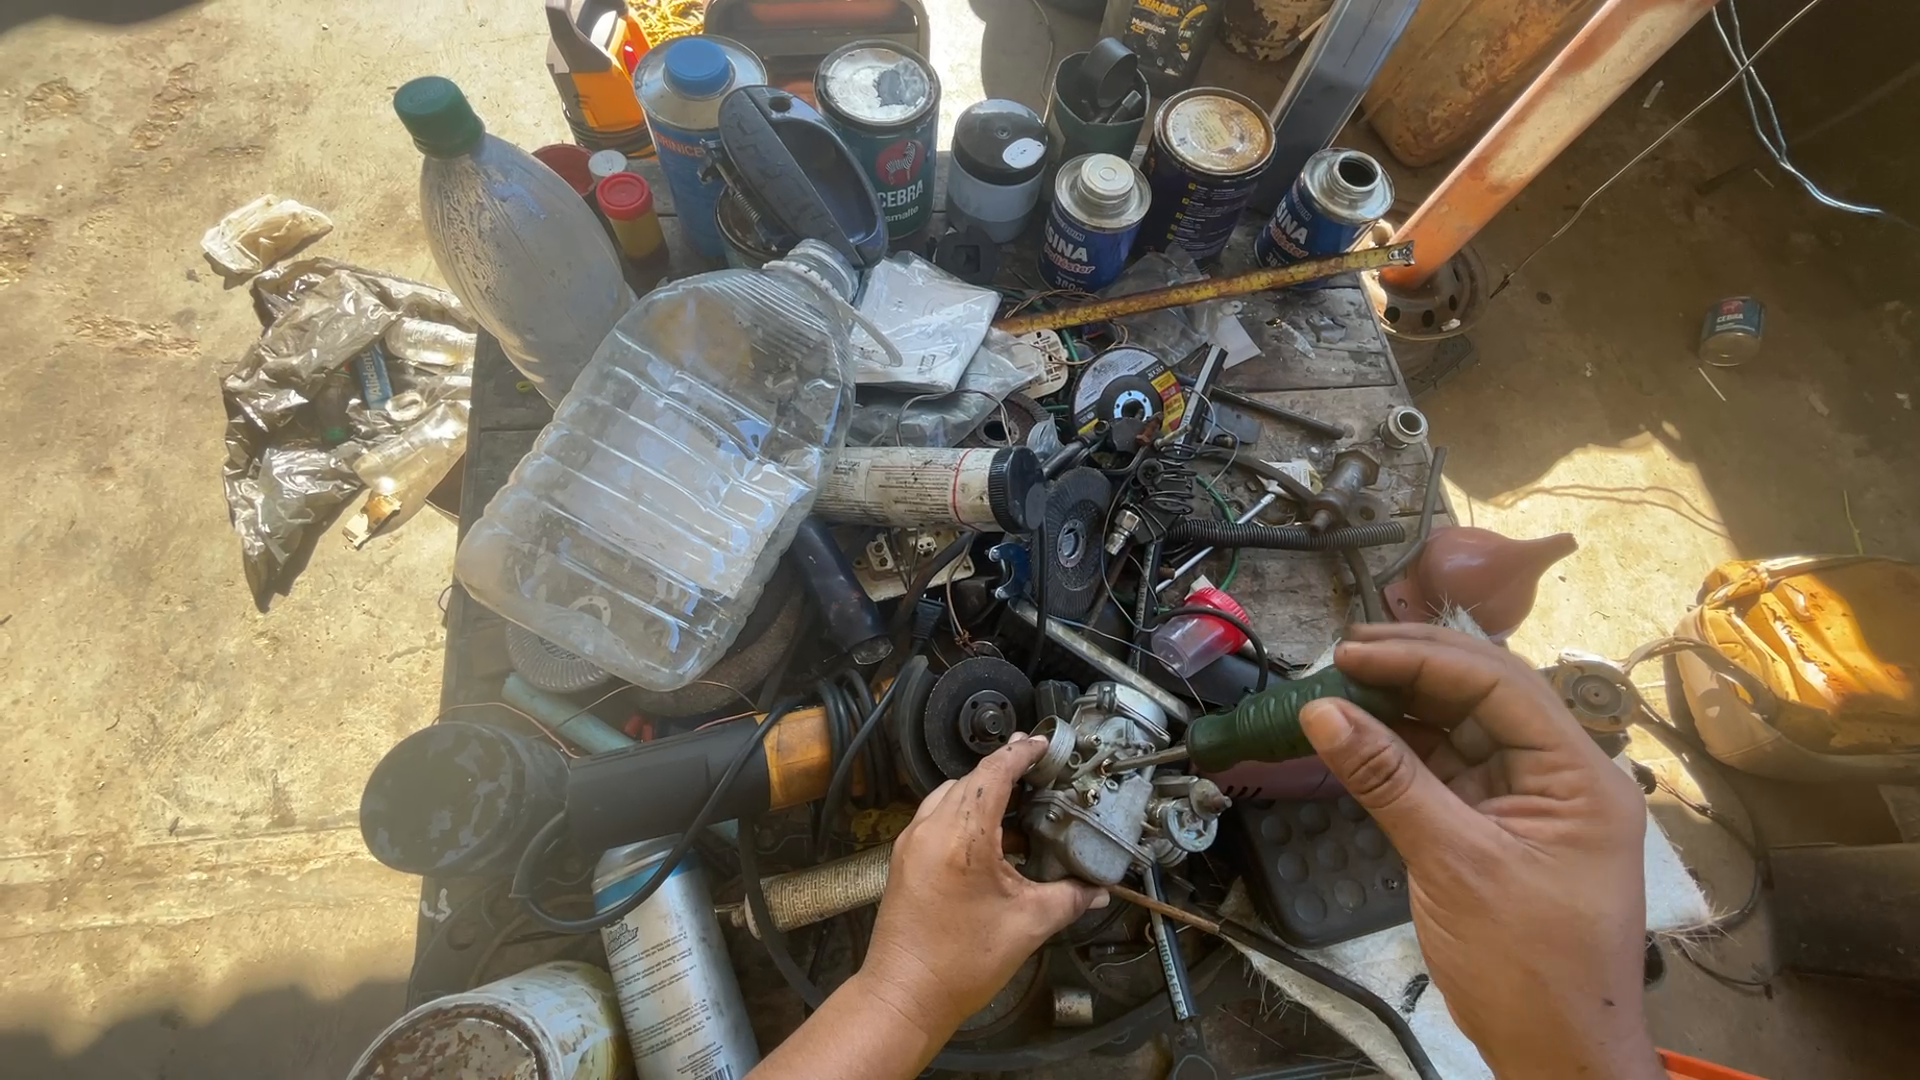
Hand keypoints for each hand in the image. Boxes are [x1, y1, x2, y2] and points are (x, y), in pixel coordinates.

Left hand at [859, 733, 1106, 1038]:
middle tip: (1035, 765)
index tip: (1042, 743)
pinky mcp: (904, 855)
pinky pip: (936, 814)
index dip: (1020, 754)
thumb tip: (1098, 890)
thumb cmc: (963, 962)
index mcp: (962, 835)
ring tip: (1014, 795)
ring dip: (980, 788)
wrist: (903, 995)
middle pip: (970, 778)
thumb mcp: (1026, 926)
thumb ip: (1067, 899)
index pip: (993, 774)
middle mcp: (931, 827)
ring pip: (949, 794)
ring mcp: (912, 840)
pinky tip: (987, 831)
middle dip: (1003, 767)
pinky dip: (962, 809)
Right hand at [1298, 624, 1662, 1079]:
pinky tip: (1354, 725)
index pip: (1499, 685)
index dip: (1420, 659)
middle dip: (1412, 663)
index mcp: (1578, 775)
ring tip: (1337, 680)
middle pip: (1482, 690)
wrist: (1551, 1052)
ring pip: (1455, 718)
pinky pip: (1436, 756)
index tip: (1349, 654)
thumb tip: (1318, 710)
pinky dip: (1393, 738)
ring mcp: (1519, 791)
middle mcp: (1554, 770)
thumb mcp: (1453, 863)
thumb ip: (1386, 778)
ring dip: (1397, 696)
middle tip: (1341, 651)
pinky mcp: (1485, 813)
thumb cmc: (1524, 965)